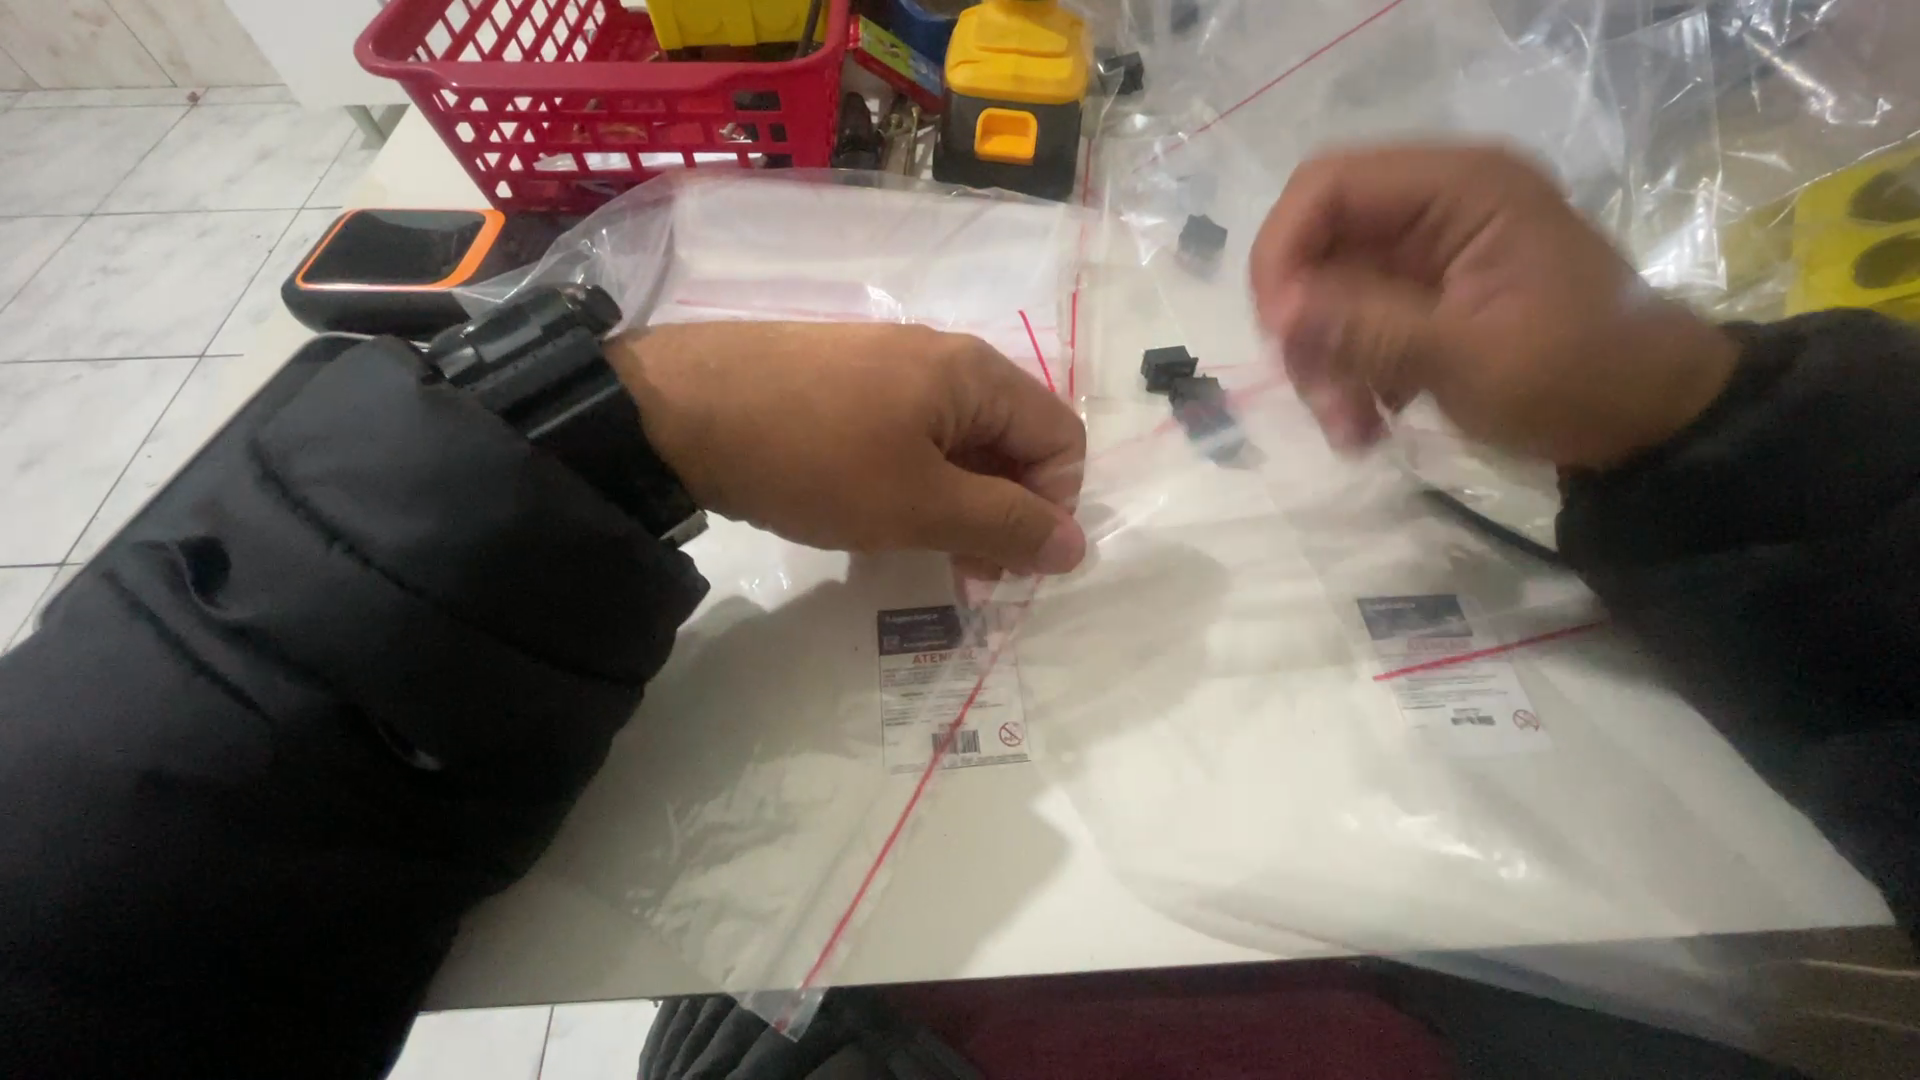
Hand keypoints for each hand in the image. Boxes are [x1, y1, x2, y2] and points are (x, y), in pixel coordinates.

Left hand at [607, 322, 1087, 574]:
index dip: (1053, 507)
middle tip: (968, 575)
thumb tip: (1078, 546)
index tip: (1010, 564)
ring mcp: (890, 368)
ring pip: (957, 446)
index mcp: (977, 376)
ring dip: (958, 506)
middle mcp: (944, 361)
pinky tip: (877, 517)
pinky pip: (908, 439)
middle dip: (1004, 514)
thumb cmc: (817, 459)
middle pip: (1011, 442)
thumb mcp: (921, 504)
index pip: (1061, 440)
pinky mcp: (847, 386)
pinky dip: (913, 485)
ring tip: (922, 554)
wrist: (679, 412)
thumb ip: (1006, 525)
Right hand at [1250, 144, 1739, 468]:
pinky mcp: (1412, 303)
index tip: (1277, 330)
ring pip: (1318, 300)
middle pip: (1313, 248)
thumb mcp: (1468, 357)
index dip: (1283, 251)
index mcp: (1460, 190)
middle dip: (1303, 328)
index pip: (1327, 186)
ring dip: (1320, 368)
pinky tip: (1365, 426)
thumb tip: (1278, 312)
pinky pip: (1342, 332)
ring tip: (1351, 430)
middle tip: (1319, 395)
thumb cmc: (1576, 378)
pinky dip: (1340, 380)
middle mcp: (1430, 212)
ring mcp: (1418, 260)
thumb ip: (1368, 328)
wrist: (1641, 421)